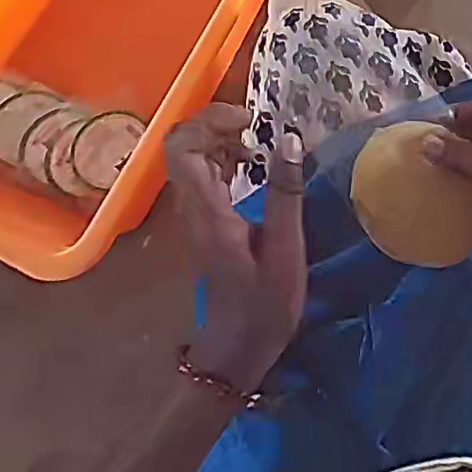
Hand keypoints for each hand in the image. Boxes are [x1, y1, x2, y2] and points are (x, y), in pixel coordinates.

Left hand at [164, 104, 305, 391]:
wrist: (236, 351)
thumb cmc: (264, 305)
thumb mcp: (285, 250)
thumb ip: (285, 193)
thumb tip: (290, 138)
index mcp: (207, 211)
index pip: (181, 148)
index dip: (208, 121)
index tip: (248, 121)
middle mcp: (193, 207)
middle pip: (181, 144)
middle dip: (215, 123)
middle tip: (255, 127)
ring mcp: (196, 213)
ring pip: (191, 156)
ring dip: (220, 138)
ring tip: (259, 142)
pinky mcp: (206, 220)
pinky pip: (205, 172)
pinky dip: (225, 156)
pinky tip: (254, 163)